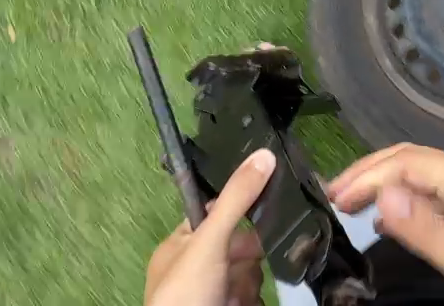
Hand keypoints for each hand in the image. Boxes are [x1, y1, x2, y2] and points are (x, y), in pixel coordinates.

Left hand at [144, 148, 275, 305]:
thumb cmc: (187, 294)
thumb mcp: (210, 239)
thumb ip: (237, 198)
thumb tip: (265, 152)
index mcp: (178, 246)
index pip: (215, 214)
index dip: (237, 214)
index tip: (260, 214)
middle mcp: (194, 271)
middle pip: (237, 246)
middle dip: (246, 257)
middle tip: (245, 264)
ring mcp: (210, 297)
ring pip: (246, 274)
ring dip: (249, 283)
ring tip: (235, 297)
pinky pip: (250, 299)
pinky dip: (250, 302)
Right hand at [328, 144, 443, 305]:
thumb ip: (425, 229)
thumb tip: (380, 195)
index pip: (407, 163)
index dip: (368, 176)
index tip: (333, 198)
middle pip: (413, 161)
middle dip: (372, 172)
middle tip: (333, 195)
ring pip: (422, 177)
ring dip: (386, 186)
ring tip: (350, 203)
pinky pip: (434, 197)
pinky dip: (405, 203)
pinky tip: (388, 221)